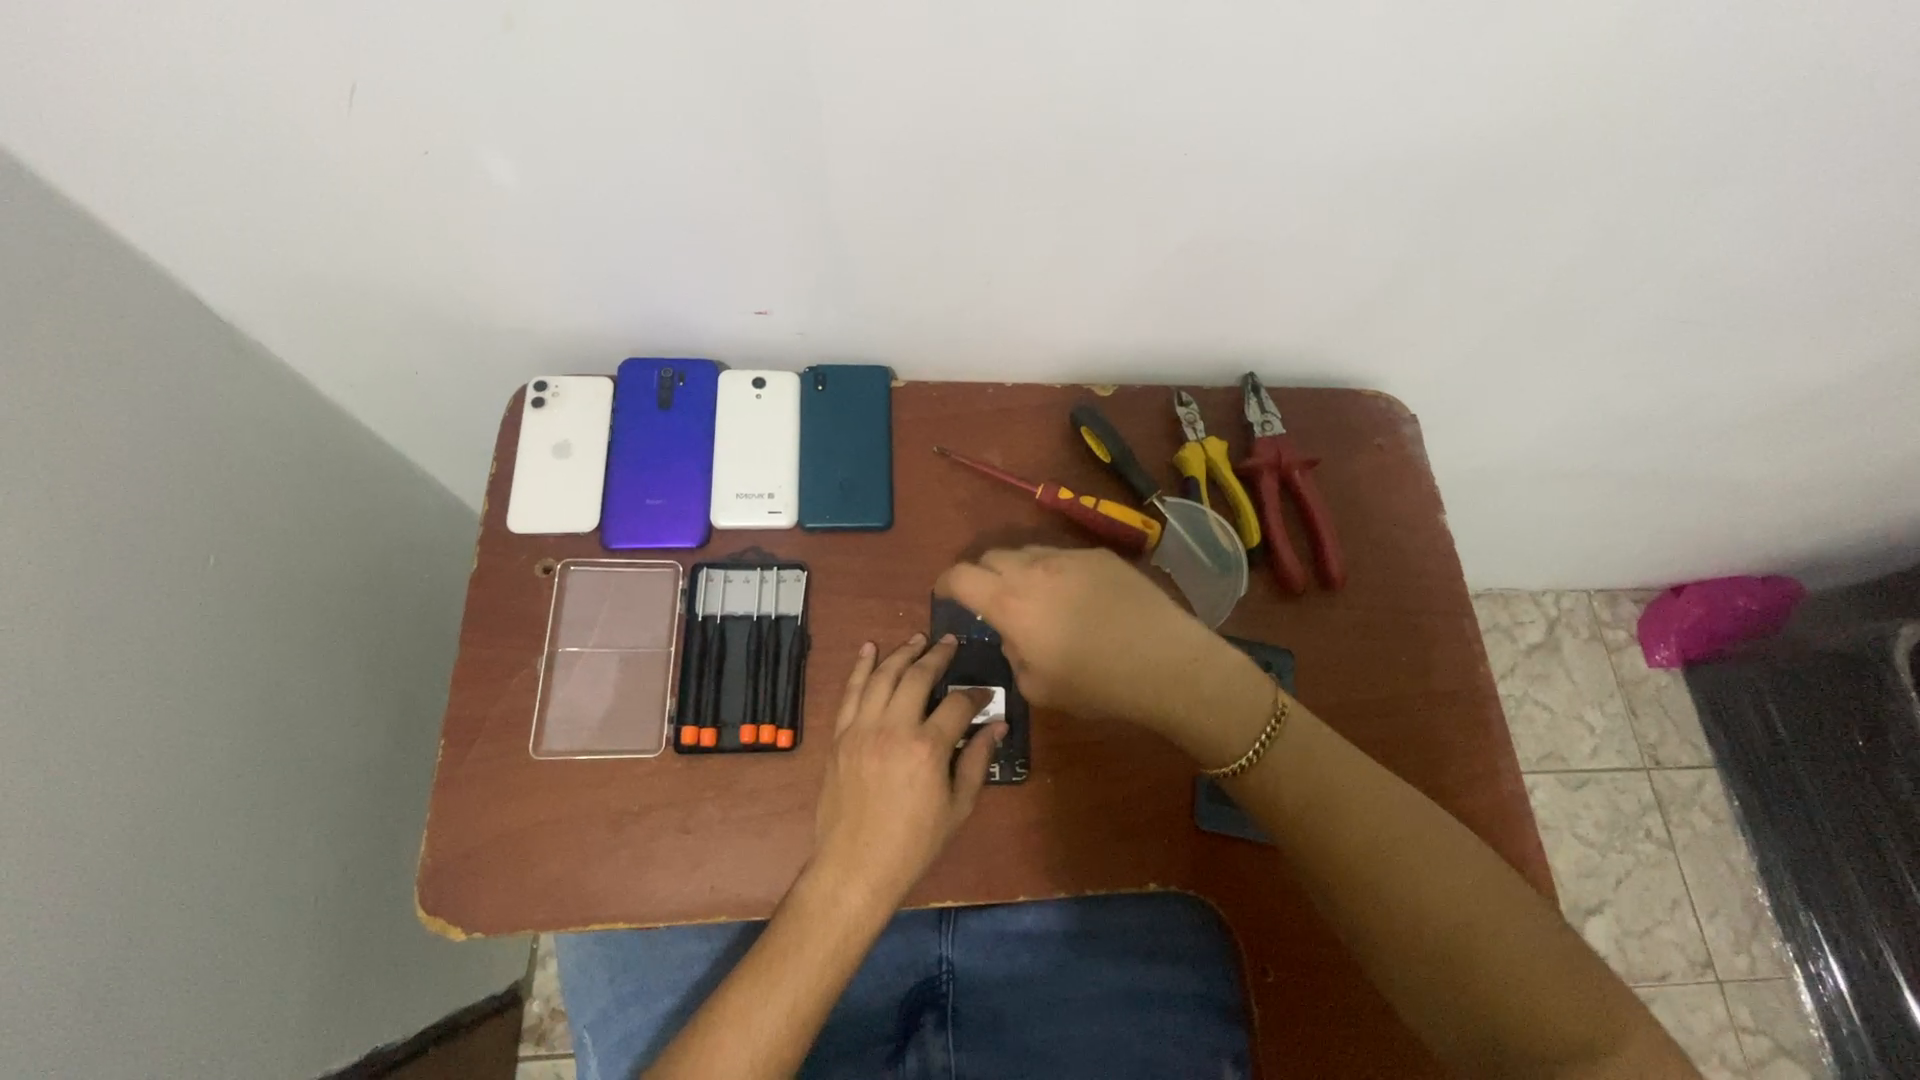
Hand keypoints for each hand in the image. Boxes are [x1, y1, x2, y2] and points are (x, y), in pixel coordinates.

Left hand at [808, 634, 1006, 911]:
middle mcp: (894, 728)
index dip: (975, 695)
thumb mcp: (957, 807)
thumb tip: (997, 726)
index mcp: (928, 748)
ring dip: (901, 653)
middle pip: (917, 676)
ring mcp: (862, 729)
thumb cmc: (914, 843)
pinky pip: (851, 693)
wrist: (855, 865)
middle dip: (937, 655)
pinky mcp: (840, 736)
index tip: (984, 694)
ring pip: (883, 676)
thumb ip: (976, 761)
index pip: (957, 704)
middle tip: (949, 642)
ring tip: (918, 639)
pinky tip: (870, 649)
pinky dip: (861, 667)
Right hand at [934, 547, 1271, 759]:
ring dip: (1019, 571)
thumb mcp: (1039, 688)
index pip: (959, 576)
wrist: (1168, 663)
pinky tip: (1079, 598)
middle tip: (993, 601)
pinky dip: (1055, 572)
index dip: (945, 584)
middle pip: (990, 557)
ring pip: (1027, 552)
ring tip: (1037, 599)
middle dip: (982, 576)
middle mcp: (1033, 569)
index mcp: (1010, 604)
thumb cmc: (1098, 686)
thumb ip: (1013, 655)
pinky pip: (1063, 556)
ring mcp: (1069, 557)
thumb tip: (1014, 635)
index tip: (946, 596)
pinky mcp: (1101, 555)